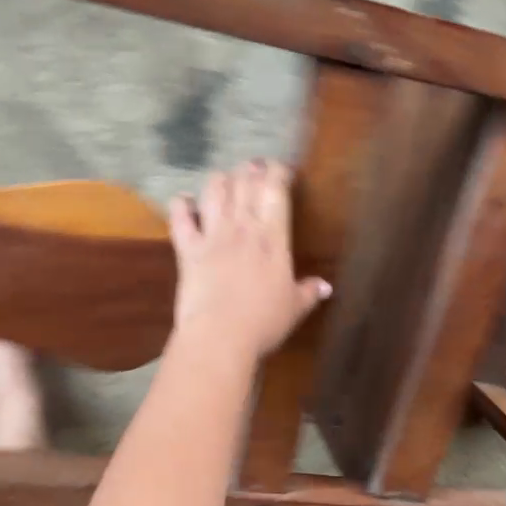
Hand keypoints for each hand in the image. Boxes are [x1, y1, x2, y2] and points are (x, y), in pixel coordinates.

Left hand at [169, 160, 331, 362]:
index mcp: (273, 237)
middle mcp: (242, 227)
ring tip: (226, 181)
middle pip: (245, 182)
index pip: (276, 189)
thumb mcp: (294, 309)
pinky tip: (184, 202)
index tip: (281, 170)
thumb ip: (308, 292)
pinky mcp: (187, 249)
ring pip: (214, 190)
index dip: (278, 172)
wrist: (220, 336)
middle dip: (251, 169)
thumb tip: (326, 287)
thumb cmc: (264, 323)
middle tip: (254, 169)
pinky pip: (179, 217)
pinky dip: (181, 205)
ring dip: (221, 181)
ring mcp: (212, 235)